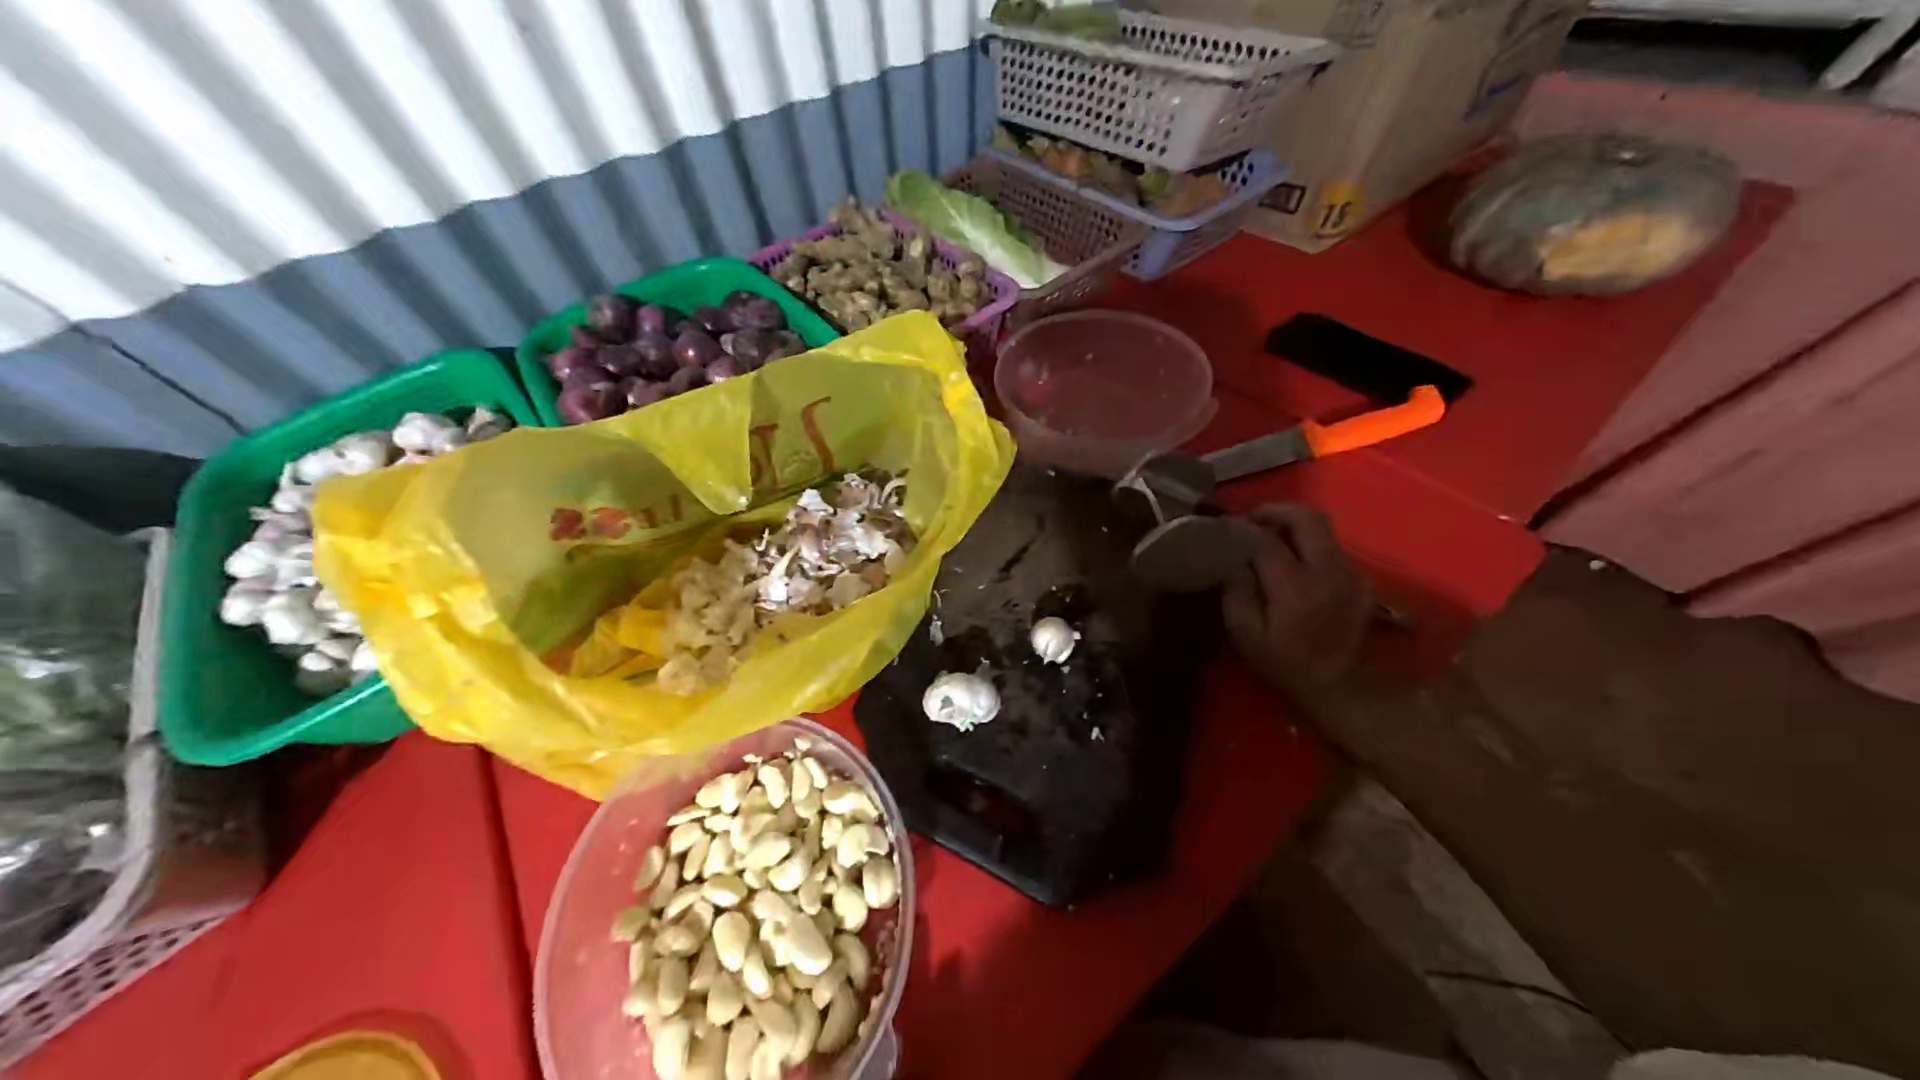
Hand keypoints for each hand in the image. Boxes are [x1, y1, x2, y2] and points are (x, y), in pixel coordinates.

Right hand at [1221, 504, 1373, 697]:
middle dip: (1275, 511)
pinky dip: (1308, 545)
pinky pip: (1332, 549)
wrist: (1342, 689)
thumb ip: (1235, 593)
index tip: (1224, 527)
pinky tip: (1293, 563)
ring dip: (1293, 526)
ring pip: (1322, 529)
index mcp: (1296, 587)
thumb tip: (1231, 562)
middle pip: (1306, 518)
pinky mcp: (1361, 581)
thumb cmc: (1286, 665)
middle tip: (1251, 519)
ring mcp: (1350, 574)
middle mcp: (1329, 572)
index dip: (1243, 528)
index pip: (1266, 540)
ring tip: (1269, 537)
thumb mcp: (1246, 635)